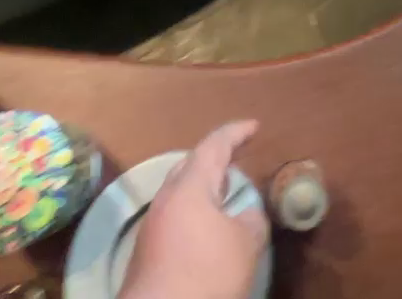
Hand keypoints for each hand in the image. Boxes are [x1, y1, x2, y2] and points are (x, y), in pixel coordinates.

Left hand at [121, 121, 267, 298]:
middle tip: (237, 159)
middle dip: (215, 159)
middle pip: (191, 165)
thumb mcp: (245, 245)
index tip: (254, 126)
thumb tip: (248, 215)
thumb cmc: (205, 275)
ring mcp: (152, 226)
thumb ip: (252, 221)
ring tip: (225, 194)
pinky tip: (207, 232)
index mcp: (190, 186)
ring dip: (204, 189)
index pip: (214, 145)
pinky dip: (194, 213)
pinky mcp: (146, 254)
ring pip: (180, 193)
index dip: (236, 133)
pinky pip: (175, 217)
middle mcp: (166, 199)